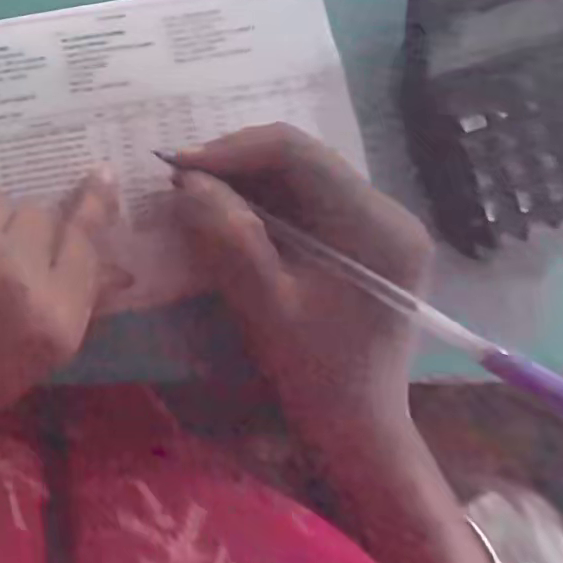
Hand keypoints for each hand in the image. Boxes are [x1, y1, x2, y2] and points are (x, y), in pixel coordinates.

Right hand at [168, 124, 431, 443]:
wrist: (353, 413)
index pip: (297, 154)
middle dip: (232, 157)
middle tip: (180, 175)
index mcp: (374, 226)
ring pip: (294, 166)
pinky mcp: (356, 228)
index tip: (178, 164)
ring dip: (239, 171)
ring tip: (194, 186)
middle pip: (298, 154)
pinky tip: (223, 203)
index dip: (232, 149)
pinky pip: (297, 189)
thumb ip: (226, 235)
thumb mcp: (261, 301)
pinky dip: (254, 189)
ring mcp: (373, 218)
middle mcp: (384, 210)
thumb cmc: (311, 363)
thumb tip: (188, 178)